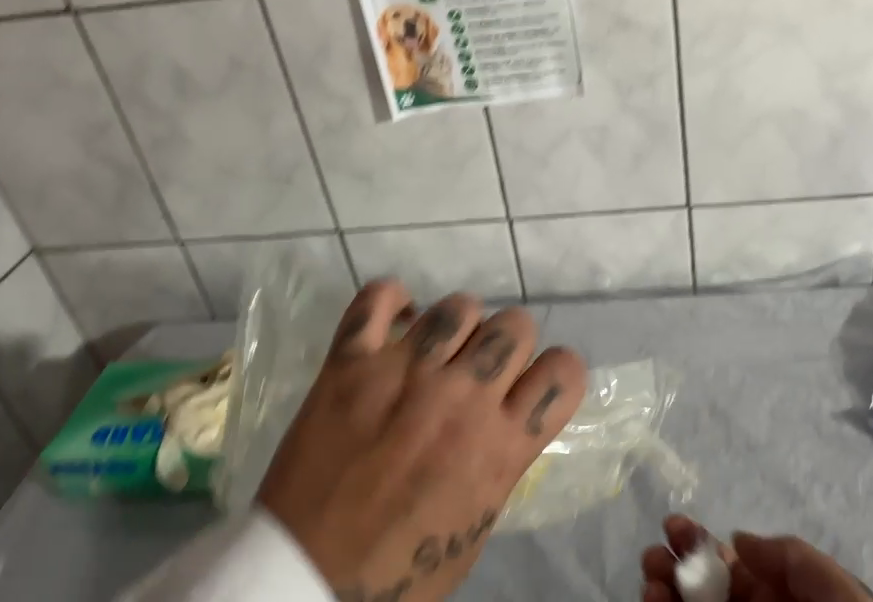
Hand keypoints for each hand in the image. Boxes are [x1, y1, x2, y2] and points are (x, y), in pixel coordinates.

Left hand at [257, 281, 585, 601]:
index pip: (564, 371)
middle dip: (506, 343)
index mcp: (500, 446)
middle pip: (514, 325)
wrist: (308, 577)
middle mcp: (461, 398)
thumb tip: (506, 417)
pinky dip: (391, 297)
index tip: (532, 386)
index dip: (554, 373)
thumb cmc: (400, 570)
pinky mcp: (350, 363)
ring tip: (438, 348)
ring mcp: (404, 373)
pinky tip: (397, 317)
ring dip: (457, 324)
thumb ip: (500, 460)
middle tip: (481, 368)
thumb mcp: (476, 524)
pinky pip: (377, 298)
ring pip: (457, 307)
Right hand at [642, 516, 872, 601]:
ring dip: (663, 593)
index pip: (734, 568)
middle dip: (674, 567)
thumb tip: (737, 539)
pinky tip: (654, 601)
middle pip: (703, 591)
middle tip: (655, 556)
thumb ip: (790, 557)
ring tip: (652, 579)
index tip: (675, 527)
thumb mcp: (839, 593)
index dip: (702, 544)